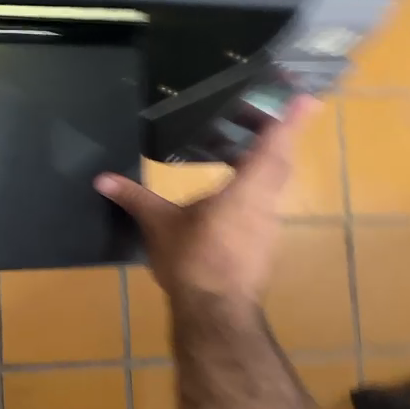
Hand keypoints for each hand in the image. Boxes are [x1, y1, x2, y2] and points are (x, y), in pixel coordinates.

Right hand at [94, 96, 315, 310]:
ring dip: (265, 163)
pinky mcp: (259, 243)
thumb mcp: (157, 224)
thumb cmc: (191, 259)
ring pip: (272, 185)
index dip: (287, 123)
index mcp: (243, 193)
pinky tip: (230, 193)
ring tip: (247, 147)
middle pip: (277, 164)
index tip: (307, 99)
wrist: (216, 309)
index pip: (269, 150)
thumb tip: (102, 179)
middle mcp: (263, 205)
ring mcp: (265, 226)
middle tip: (273, 114)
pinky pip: (260, 204)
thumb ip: (134, 198)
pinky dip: (252, 188)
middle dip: (277, 137)